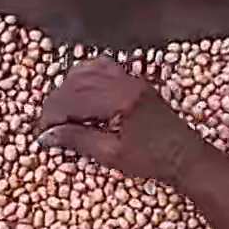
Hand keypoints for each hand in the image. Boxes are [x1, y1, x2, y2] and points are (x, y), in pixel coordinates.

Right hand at [36, 58, 216, 186]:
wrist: (186, 156)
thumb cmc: (153, 161)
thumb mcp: (112, 155)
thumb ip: (78, 140)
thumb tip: (48, 135)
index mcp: (120, 100)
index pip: (73, 100)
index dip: (52, 116)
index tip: (42, 133)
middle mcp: (125, 83)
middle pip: (76, 83)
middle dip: (56, 103)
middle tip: (47, 126)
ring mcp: (130, 78)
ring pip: (86, 71)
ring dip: (67, 90)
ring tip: (61, 113)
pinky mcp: (134, 81)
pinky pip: (102, 68)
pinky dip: (84, 78)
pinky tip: (79, 94)